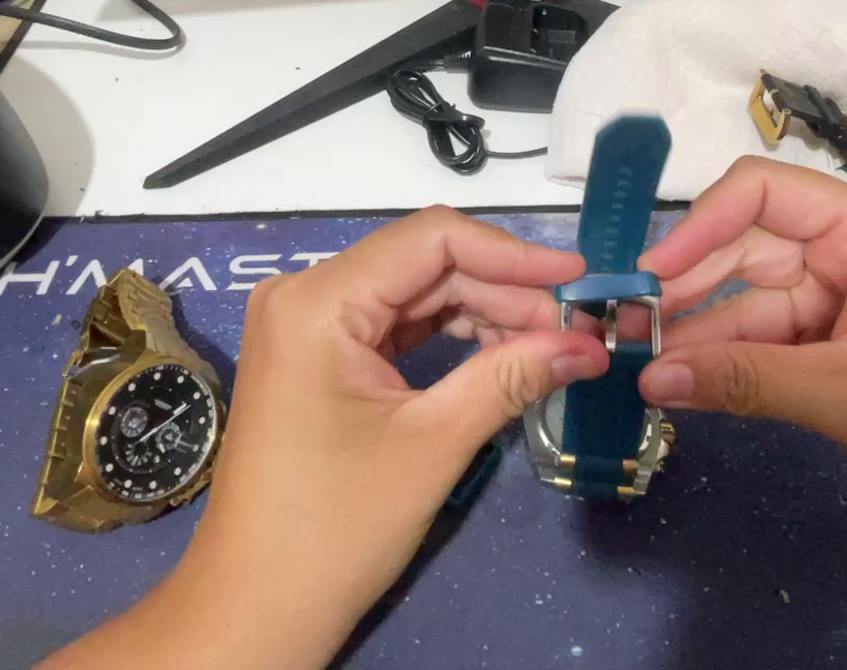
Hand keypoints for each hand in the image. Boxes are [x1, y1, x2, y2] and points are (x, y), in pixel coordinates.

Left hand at [42, 207, 601, 669]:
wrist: (256, 608)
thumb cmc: (334, 528)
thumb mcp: (432, 444)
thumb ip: (511, 377)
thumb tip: (589, 344)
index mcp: (319, 300)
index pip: (431, 238)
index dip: (511, 251)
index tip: (575, 274)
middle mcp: (308, 292)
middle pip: (427, 264)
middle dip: (505, 290)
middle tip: (573, 325)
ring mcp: (312, 320)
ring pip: (418, 290)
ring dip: (485, 311)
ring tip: (549, 341)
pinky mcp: (323, 348)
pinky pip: (399, 321)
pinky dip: (452, 333)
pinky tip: (502, 349)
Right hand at [633, 158, 846, 568]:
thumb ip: (748, 380)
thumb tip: (652, 379)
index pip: (765, 194)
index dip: (702, 224)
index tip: (654, 273)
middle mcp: (845, 258)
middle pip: (743, 251)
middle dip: (687, 287)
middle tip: (627, 325)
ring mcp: (834, 309)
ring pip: (744, 306)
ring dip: (696, 335)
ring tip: (639, 362)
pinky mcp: (827, 359)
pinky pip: (758, 349)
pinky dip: (721, 367)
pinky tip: (678, 384)